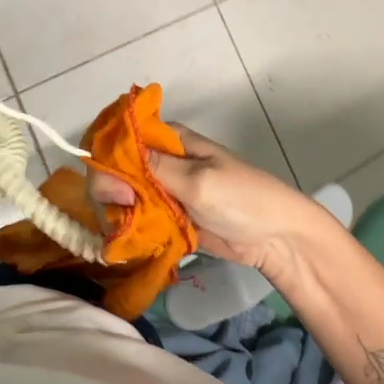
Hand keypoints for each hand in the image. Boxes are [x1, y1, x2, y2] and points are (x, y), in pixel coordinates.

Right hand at [91, 125, 341, 283]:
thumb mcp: (199, 180)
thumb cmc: (242, 198)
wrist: (274, 237)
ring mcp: (162, 191)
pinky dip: (128, 231)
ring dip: (117, 215)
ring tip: (128, 234)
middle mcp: (161, 161)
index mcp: (170, 140)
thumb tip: (116, 151)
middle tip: (125, 214)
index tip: (118, 190)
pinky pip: (136, 220)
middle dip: (109, 193)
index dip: (109, 160)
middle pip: (114, 170)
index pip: (122, 139)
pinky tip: (130, 243)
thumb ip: (156, 168)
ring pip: (120, 198)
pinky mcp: (166, 218)